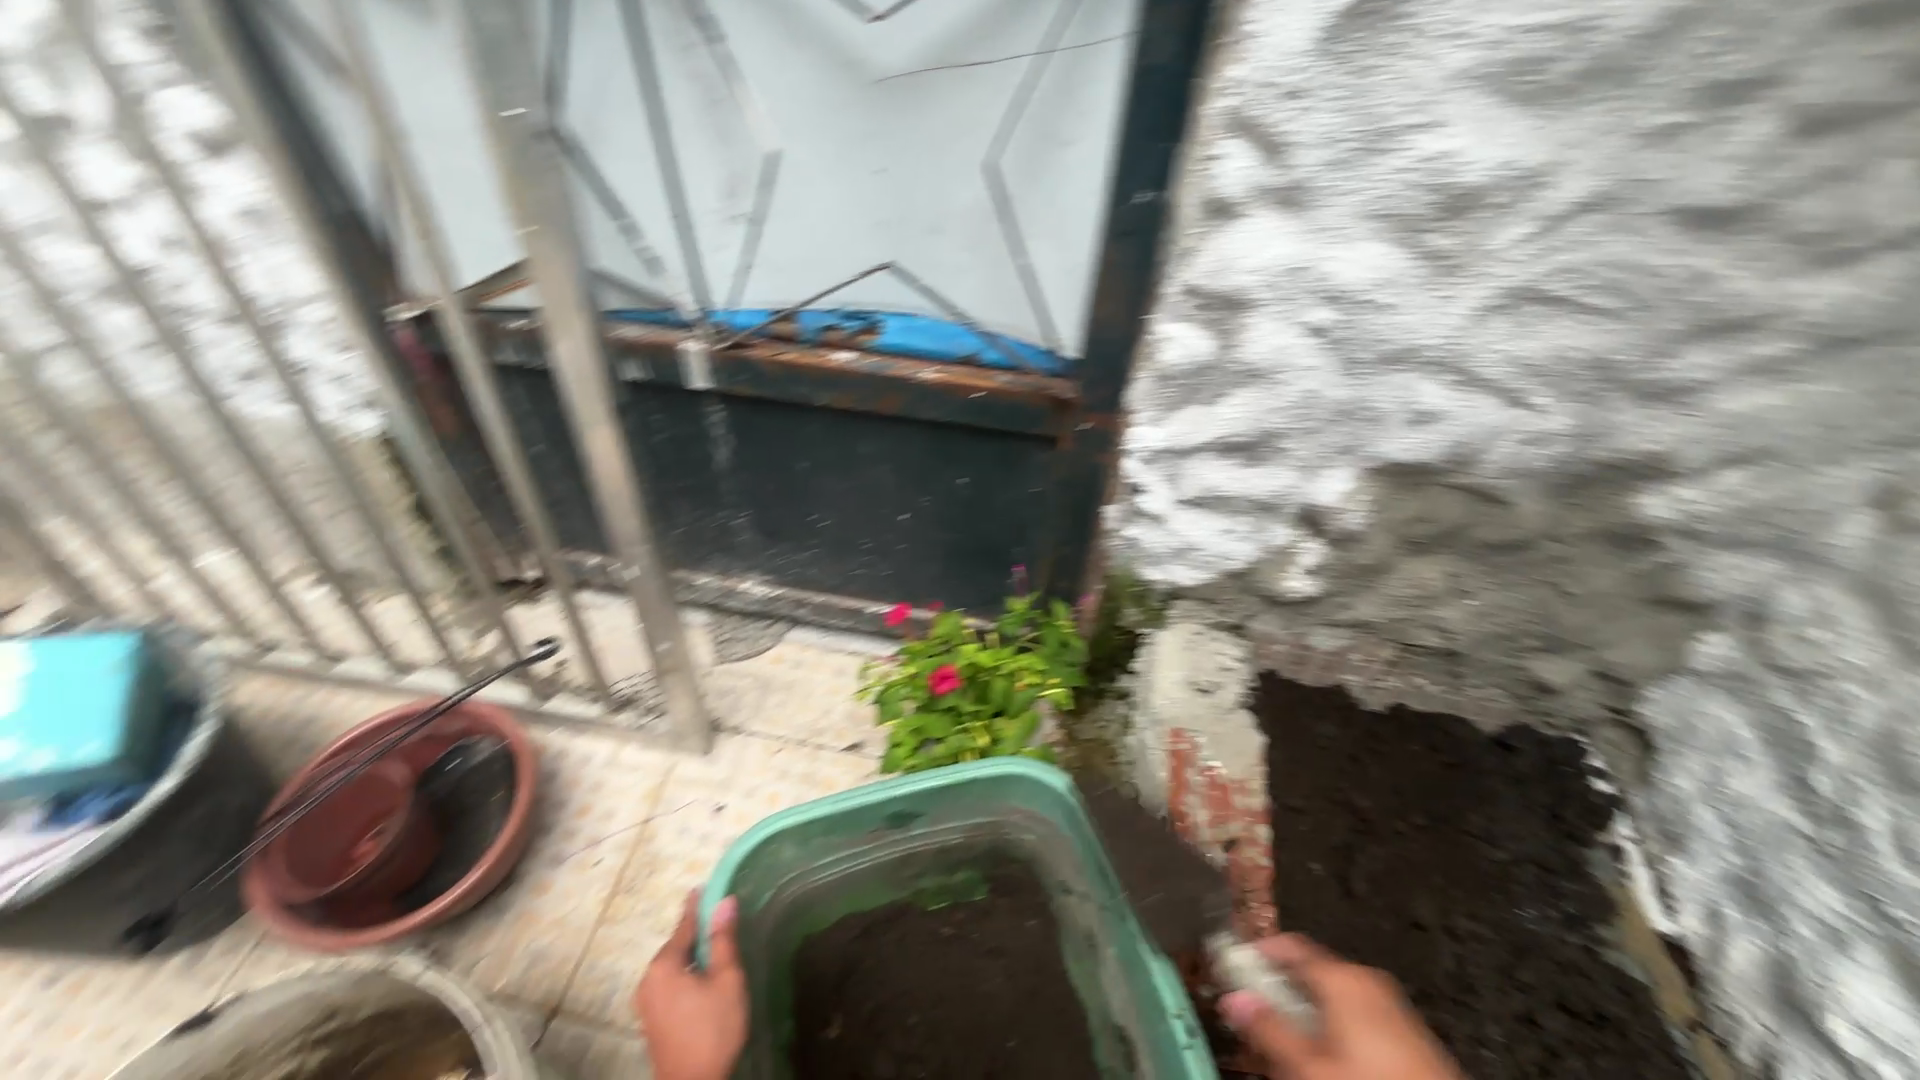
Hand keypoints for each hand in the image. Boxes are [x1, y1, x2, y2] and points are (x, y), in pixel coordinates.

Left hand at [634, 890, 748, 1079]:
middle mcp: (648, 979)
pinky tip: (702, 982)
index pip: (683, 926)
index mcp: (664, 965)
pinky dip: (685, 976)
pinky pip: (668, 984)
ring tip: (714, 952)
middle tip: (718, 923)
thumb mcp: (726, 980)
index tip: (701, 888)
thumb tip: (724, 901)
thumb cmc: (713, 1029)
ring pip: (672, 967)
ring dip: (691, 958)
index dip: (696, 907)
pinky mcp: (650, 1019)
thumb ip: (722, 940)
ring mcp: (646, 1002)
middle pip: (676, 947)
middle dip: (695, 935)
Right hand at [1220, 934, 1464, 1079]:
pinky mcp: (1404, 1031)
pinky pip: (1354, 1016)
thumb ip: (1268, 1029)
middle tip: (1256, 1026)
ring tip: (1288, 1052)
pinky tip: (1326, 1063)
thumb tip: (1233, 998)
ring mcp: (1389, 1005)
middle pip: (1308, 973)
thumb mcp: (1309, 1067)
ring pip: (1330, 997)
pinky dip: (1332, 1029)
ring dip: (1304, 1017)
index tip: (1232, 974)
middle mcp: (1366, 980)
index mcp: (1342, 978)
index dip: (1256, 955)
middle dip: (1278, 996)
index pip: (1287, 945)